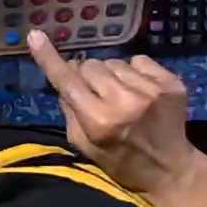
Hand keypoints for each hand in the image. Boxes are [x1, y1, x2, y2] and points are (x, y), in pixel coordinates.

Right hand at [26, 29, 206, 205]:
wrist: (170, 171)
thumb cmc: (119, 161)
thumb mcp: (82, 143)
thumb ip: (69, 108)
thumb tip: (64, 71)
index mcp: (99, 121)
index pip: (67, 81)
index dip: (49, 58)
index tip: (35, 35)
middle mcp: (125, 101)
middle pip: (89, 65)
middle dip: (86, 77)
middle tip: (96, 96)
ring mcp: (151, 90)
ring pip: (113, 62)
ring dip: (111, 75)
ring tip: (121, 96)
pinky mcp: (171, 83)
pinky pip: (138, 60)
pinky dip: (134, 72)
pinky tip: (140, 91)